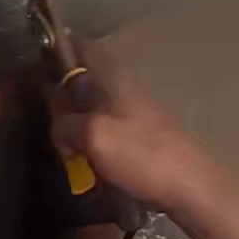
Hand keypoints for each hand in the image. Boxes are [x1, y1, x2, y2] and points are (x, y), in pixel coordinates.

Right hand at [53, 40, 228, 215]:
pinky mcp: (147, 138)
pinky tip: (93, 165)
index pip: (86, 47)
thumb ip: (65, 125)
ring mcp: (140, 113)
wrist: (195, 191)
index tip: (42, 60)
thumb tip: (58, 128)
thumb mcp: (93, 137)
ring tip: (68, 149)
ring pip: (98, 108)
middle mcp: (128, 88)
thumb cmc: (143, 156)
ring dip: (80, 124)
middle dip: (66, 96)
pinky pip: (111, 132)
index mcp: (116, 78)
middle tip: (51, 120)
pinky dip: (97, 142)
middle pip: (88, 79)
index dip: (64, 47)